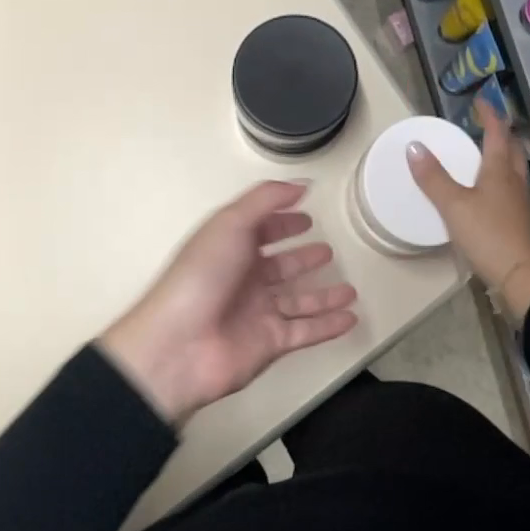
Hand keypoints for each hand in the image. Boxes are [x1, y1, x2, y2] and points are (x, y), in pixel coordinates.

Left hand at [100, 180, 358, 425]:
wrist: (178, 346)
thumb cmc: (202, 275)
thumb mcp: (231, 222)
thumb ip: (267, 199)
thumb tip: (302, 184)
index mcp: (230, 247)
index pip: (261, 230)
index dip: (283, 221)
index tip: (307, 214)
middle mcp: (244, 279)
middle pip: (280, 266)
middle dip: (302, 257)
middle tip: (328, 250)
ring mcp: (258, 313)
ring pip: (298, 301)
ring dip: (324, 295)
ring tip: (351, 289)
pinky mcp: (270, 343)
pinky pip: (307, 331)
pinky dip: (329, 326)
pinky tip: (351, 318)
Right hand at [408, 98, 529, 320]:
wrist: (520, 276)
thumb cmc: (488, 235)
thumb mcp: (454, 206)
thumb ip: (433, 178)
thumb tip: (413, 147)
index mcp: (500, 170)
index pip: (497, 132)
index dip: (490, 115)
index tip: (481, 101)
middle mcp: (514, 180)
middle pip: (512, 148)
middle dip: (501, 133)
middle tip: (486, 126)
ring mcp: (521, 201)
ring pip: (515, 168)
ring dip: (504, 155)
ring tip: (486, 154)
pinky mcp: (520, 220)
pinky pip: (512, 187)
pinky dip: (502, 178)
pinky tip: (490, 191)